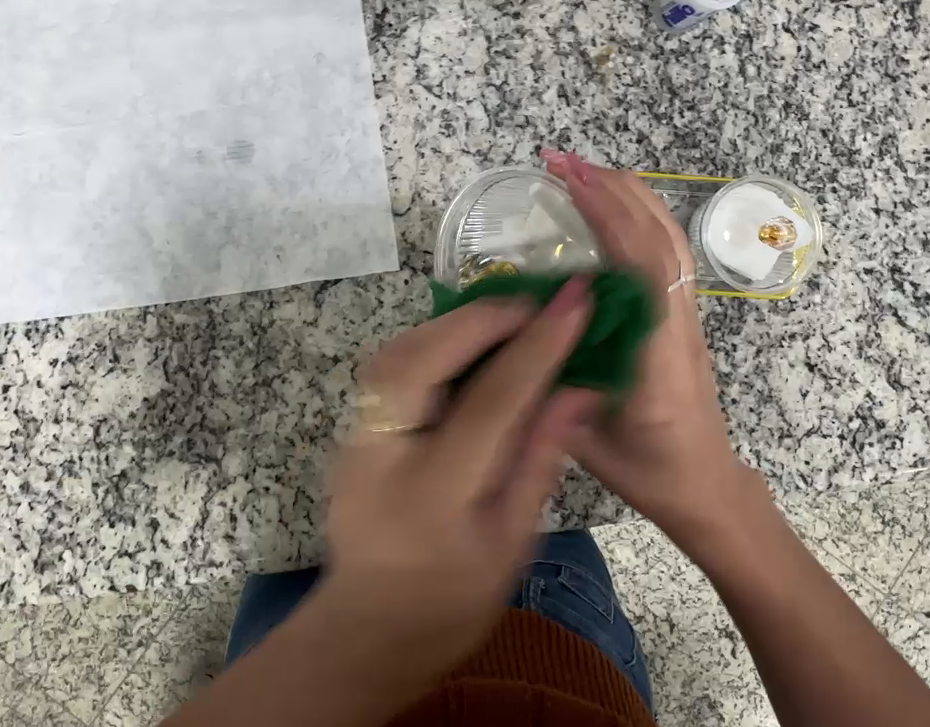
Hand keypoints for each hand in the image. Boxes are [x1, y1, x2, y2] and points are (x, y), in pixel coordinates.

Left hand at [310, 280, 603, 676]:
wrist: (367, 627)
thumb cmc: (452, 600)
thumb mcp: (511, 542)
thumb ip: (540, 458)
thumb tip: (581, 388)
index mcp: (432, 494)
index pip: (490, 402)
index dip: (538, 346)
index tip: (576, 301)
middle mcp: (381, 453)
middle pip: (421, 359)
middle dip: (480, 319)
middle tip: (533, 302)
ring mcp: (353, 436)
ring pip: (395, 352)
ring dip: (452, 324)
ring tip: (506, 316)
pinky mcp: (348, 427)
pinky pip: (389, 365)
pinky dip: (430, 340)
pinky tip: (466, 341)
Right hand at [543, 149, 752, 536]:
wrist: (708, 487)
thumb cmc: (650, 472)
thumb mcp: (586, 442)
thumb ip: (554, 387)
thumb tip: (513, 331)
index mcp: (658, 352)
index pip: (642, 267)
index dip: (608, 216)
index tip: (569, 180)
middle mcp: (679, 322)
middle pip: (660, 238)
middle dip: (611, 189)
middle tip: (559, 160)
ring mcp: (687, 315)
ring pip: (669, 239)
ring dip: (627, 195)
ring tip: (581, 169)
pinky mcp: (682, 315)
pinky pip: (665, 253)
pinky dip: (637, 217)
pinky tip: (607, 208)